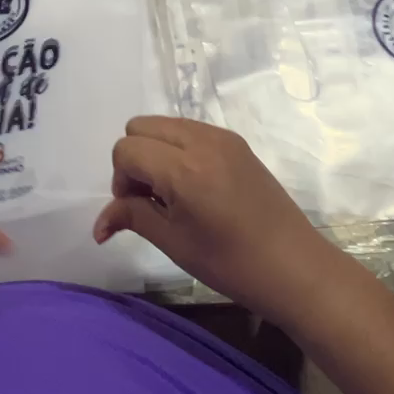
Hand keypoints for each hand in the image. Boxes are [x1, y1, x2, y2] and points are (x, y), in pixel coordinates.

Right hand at [93, 116, 343, 327]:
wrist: (296, 269)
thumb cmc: (231, 264)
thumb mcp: (174, 243)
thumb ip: (132, 218)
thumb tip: (97, 226)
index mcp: (183, 168)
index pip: (126, 150)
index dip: (121, 179)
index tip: (136, 208)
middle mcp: (200, 141)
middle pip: (140, 126)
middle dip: (134, 158)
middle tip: (150, 198)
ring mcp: (221, 138)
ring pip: (164, 124)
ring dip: (155, 150)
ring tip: (172, 192)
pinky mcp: (236, 142)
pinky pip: (189, 130)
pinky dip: (178, 148)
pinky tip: (194, 184)